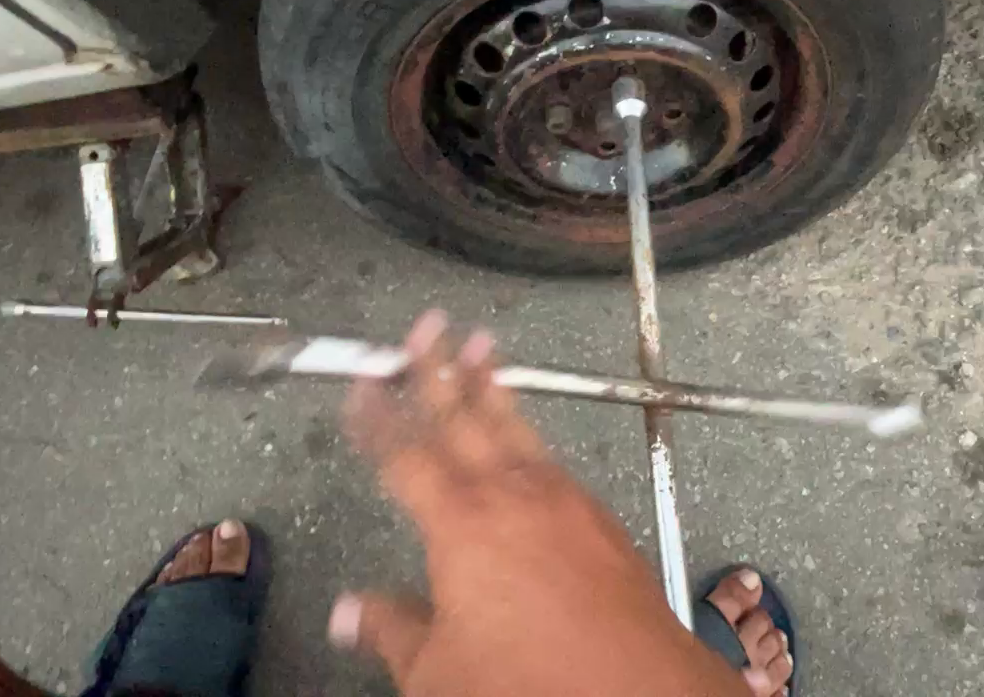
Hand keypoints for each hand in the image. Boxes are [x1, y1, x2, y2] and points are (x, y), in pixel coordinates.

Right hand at [329, 310, 748, 696]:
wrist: (634, 682)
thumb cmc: (529, 679)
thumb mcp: (439, 672)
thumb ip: (393, 628)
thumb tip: (349, 608)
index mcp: (462, 524)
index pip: (406, 456)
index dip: (379, 417)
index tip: (363, 381)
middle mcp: (510, 492)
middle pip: (463, 417)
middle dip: (438, 367)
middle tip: (428, 323)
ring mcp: (557, 492)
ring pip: (511, 424)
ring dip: (490, 382)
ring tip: (480, 342)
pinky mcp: (591, 507)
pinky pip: (546, 452)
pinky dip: (525, 428)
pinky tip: (521, 426)